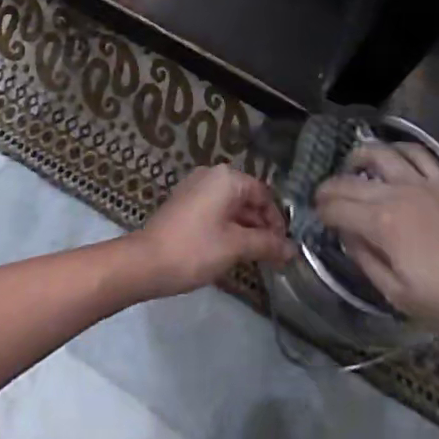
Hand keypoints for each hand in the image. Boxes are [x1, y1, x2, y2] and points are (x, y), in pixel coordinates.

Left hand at [128, 165, 294, 297]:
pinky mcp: (184, 203)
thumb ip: (267, 244)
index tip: (282, 248)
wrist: (145, 262)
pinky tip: (233, 250)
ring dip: (246, 229)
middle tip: (272, 256)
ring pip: (231, 206)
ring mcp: (195, 188)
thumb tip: (293, 249)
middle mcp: (212, 175)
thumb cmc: (195, 249)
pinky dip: (228, 227)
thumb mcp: (235, 247)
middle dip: (262, 226)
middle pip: (247, 198)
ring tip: (256, 257)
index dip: (277, 221)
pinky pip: (215, 210)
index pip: (263, 194)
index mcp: (226, 177)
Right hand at [316, 143, 438, 350]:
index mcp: (382, 222)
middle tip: (322, 198)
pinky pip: (418, 153)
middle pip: (352, 180)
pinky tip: (391, 157)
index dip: (321, 211)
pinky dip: (398, 149)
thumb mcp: (395, 293)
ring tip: (351, 168)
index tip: (315, 217)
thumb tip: (346, 235)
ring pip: (382, 153)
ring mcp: (424, 182)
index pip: (337, 207)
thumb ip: (364, 258)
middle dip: (330, 188)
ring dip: (359, 157)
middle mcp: (398, 192)